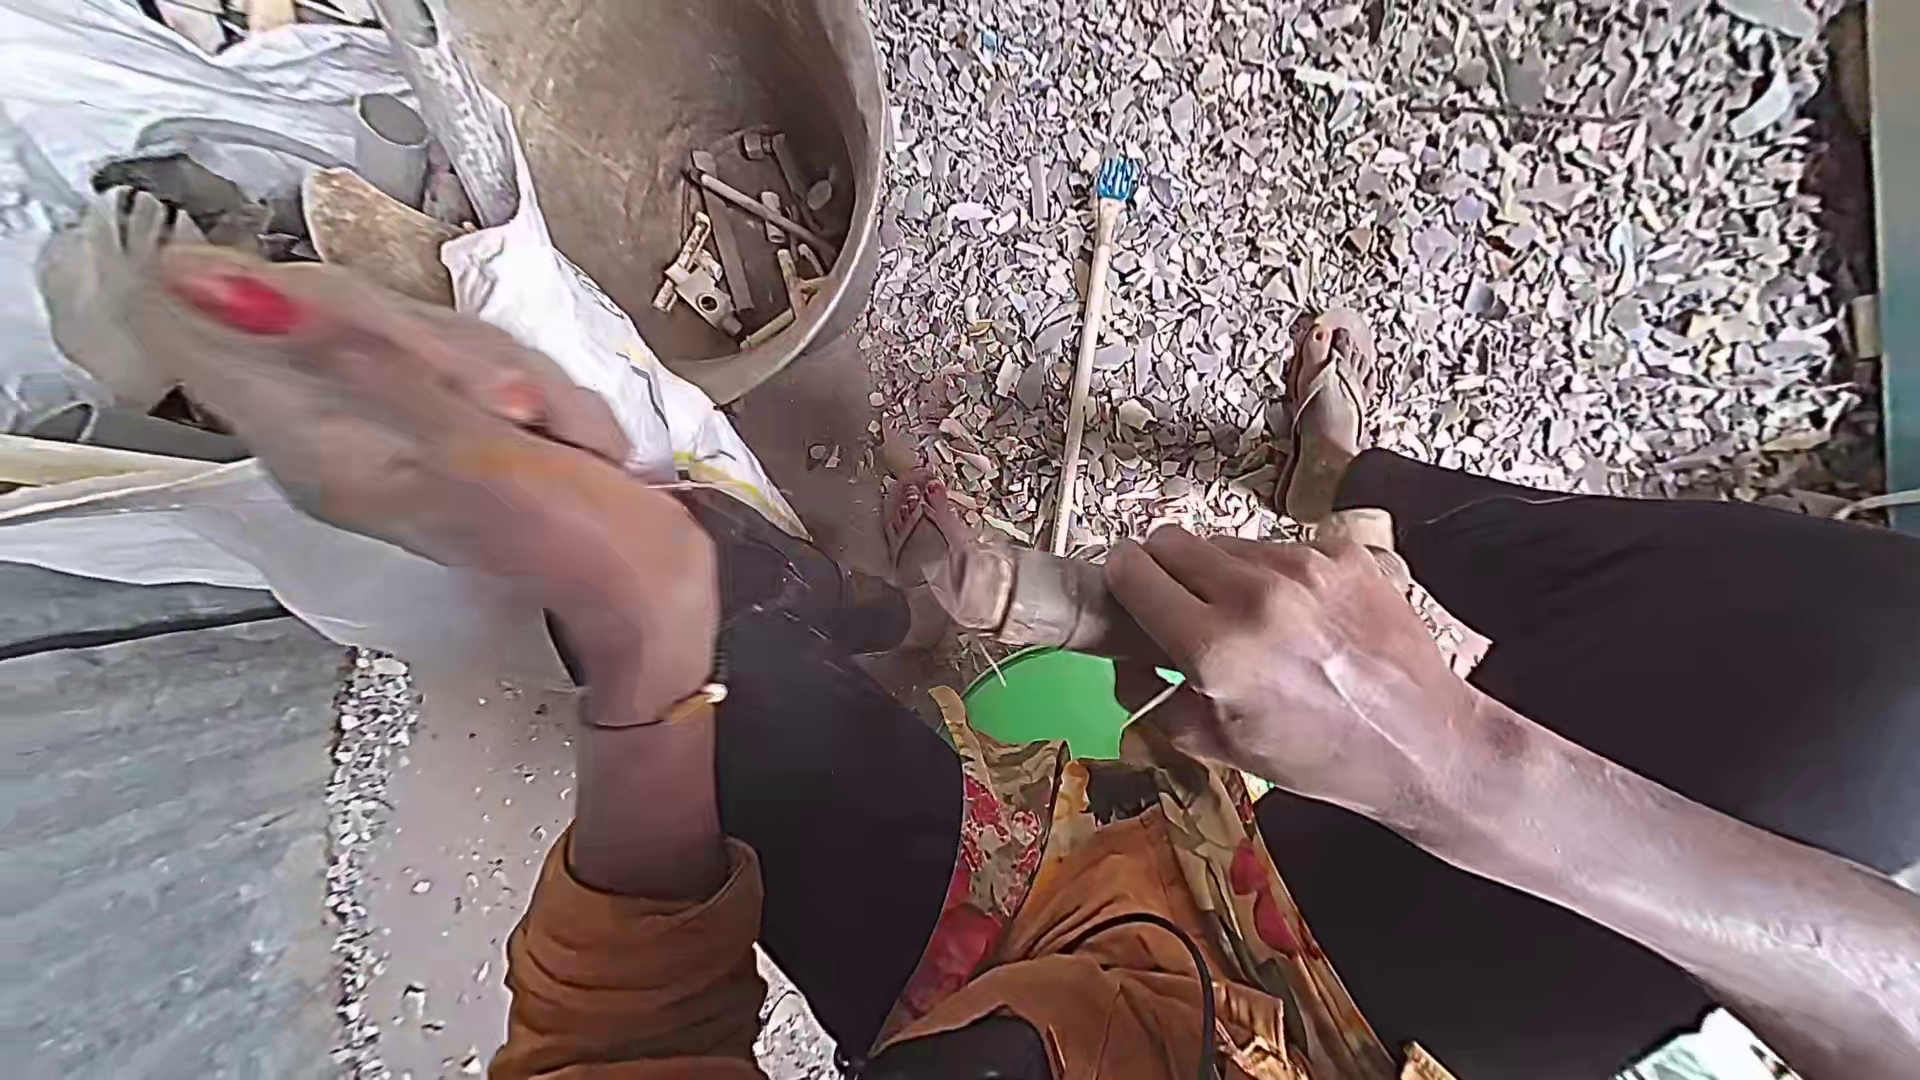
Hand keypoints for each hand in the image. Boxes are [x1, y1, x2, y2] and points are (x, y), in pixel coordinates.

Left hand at [132, 245, 717, 719]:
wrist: (650, 579)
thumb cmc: (574, 537)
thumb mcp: (478, 454)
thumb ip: (369, 368)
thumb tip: (209, 285)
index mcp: (322, 451)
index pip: (229, 324)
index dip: (315, 306)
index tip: (418, 350)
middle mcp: (361, 432)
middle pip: (363, 317)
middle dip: (471, 357)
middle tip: (528, 417)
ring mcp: (431, 428)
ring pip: (453, 338)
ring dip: (538, 384)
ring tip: (573, 444)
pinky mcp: (490, 426)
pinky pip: (511, 367)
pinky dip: (561, 401)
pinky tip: (585, 446)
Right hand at [1104, 527, 1482, 826]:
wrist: (1426, 745)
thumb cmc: (1313, 756)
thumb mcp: (1211, 744)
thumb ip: (1145, 693)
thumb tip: (1121, 652)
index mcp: (1215, 649)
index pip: (1132, 570)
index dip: (1121, 578)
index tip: (1129, 592)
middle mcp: (1256, 595)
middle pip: (1168, 541)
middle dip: (1162, 568)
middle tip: (1182, 603)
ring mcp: (1304, 565)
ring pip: (1222, 543)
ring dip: (1218, 572)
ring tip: (1251, 615)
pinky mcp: (1343, 551)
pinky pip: (1275, 546)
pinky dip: (1270, 573)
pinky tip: (1298, 611)